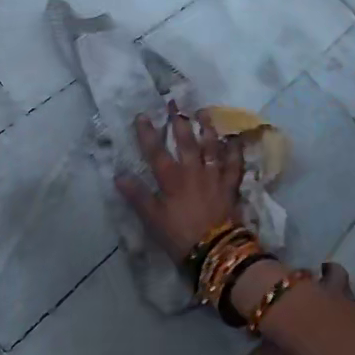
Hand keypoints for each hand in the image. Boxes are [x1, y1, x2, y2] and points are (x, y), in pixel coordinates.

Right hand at [115, 104, 243, 262]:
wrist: (216, 250)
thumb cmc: (179, 235)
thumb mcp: (152, 218)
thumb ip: (137, 196)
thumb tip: (119, 176)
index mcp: (171, 178)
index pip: (156, 151)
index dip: (147, 133)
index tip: (142, 115)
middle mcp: (193, 171)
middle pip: (186, 142)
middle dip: (179, 121)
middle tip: (175, 104)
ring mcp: (215, 177)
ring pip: (212, 147)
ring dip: (207, 128)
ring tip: (204, 113)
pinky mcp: (231, 187)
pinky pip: (235, 165)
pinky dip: (235, 151)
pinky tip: (235, 140)